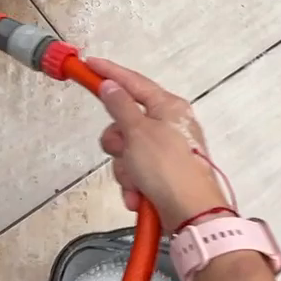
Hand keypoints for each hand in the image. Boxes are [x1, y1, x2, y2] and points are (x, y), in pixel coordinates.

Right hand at [88, 57, 229, 221]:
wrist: (192, 216)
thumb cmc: (168, 169)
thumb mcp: (138, 132)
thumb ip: (119, 105)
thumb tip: (110, 85)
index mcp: (168, 107)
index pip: (133, 82)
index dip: (109, 72)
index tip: (88, 64)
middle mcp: (168, 125)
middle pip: (125, 121)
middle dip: (117, 142)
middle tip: (121, 149)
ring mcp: (165, 152)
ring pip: (126, 150)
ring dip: (125, 168)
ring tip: (137, 182)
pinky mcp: (161, 175)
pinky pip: (134, 172)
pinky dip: (133, 184)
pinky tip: (140, 196)